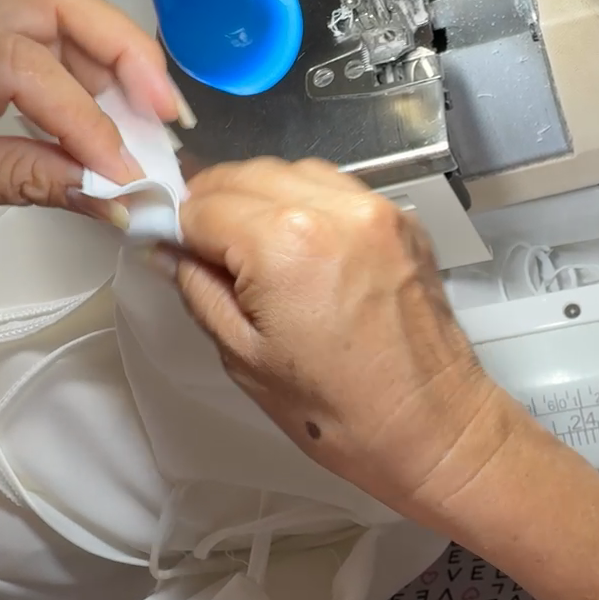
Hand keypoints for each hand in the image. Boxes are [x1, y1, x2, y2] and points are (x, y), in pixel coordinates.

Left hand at [0, 0, 178, 268]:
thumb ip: (28, 180)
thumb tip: (120, 196)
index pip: (18, 59)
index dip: (85, 116)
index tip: (127, 172)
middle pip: (50, 0)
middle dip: (123, 54)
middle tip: (168, 114)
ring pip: (53, 18)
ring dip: (113, 68)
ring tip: (150, 123)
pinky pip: (39, 48)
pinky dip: (85, 82)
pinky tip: (109, 120)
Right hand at [171, 159, 531, 519]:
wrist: (434, 426)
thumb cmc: (343, 412)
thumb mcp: (246, 358)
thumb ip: (199, 290)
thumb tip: (169, 250)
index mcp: (287, 243)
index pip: (202, 205)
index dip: (174, 226)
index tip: (164, 243)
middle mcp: (337, 210)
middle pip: (246, 174)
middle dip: (214, 205)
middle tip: (205, 249)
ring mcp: (379, 212)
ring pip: (294, 172)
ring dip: (262, 198)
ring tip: (255, 249)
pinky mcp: (405, 224)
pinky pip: (340, 190)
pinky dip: (310, 204)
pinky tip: (303, 245)